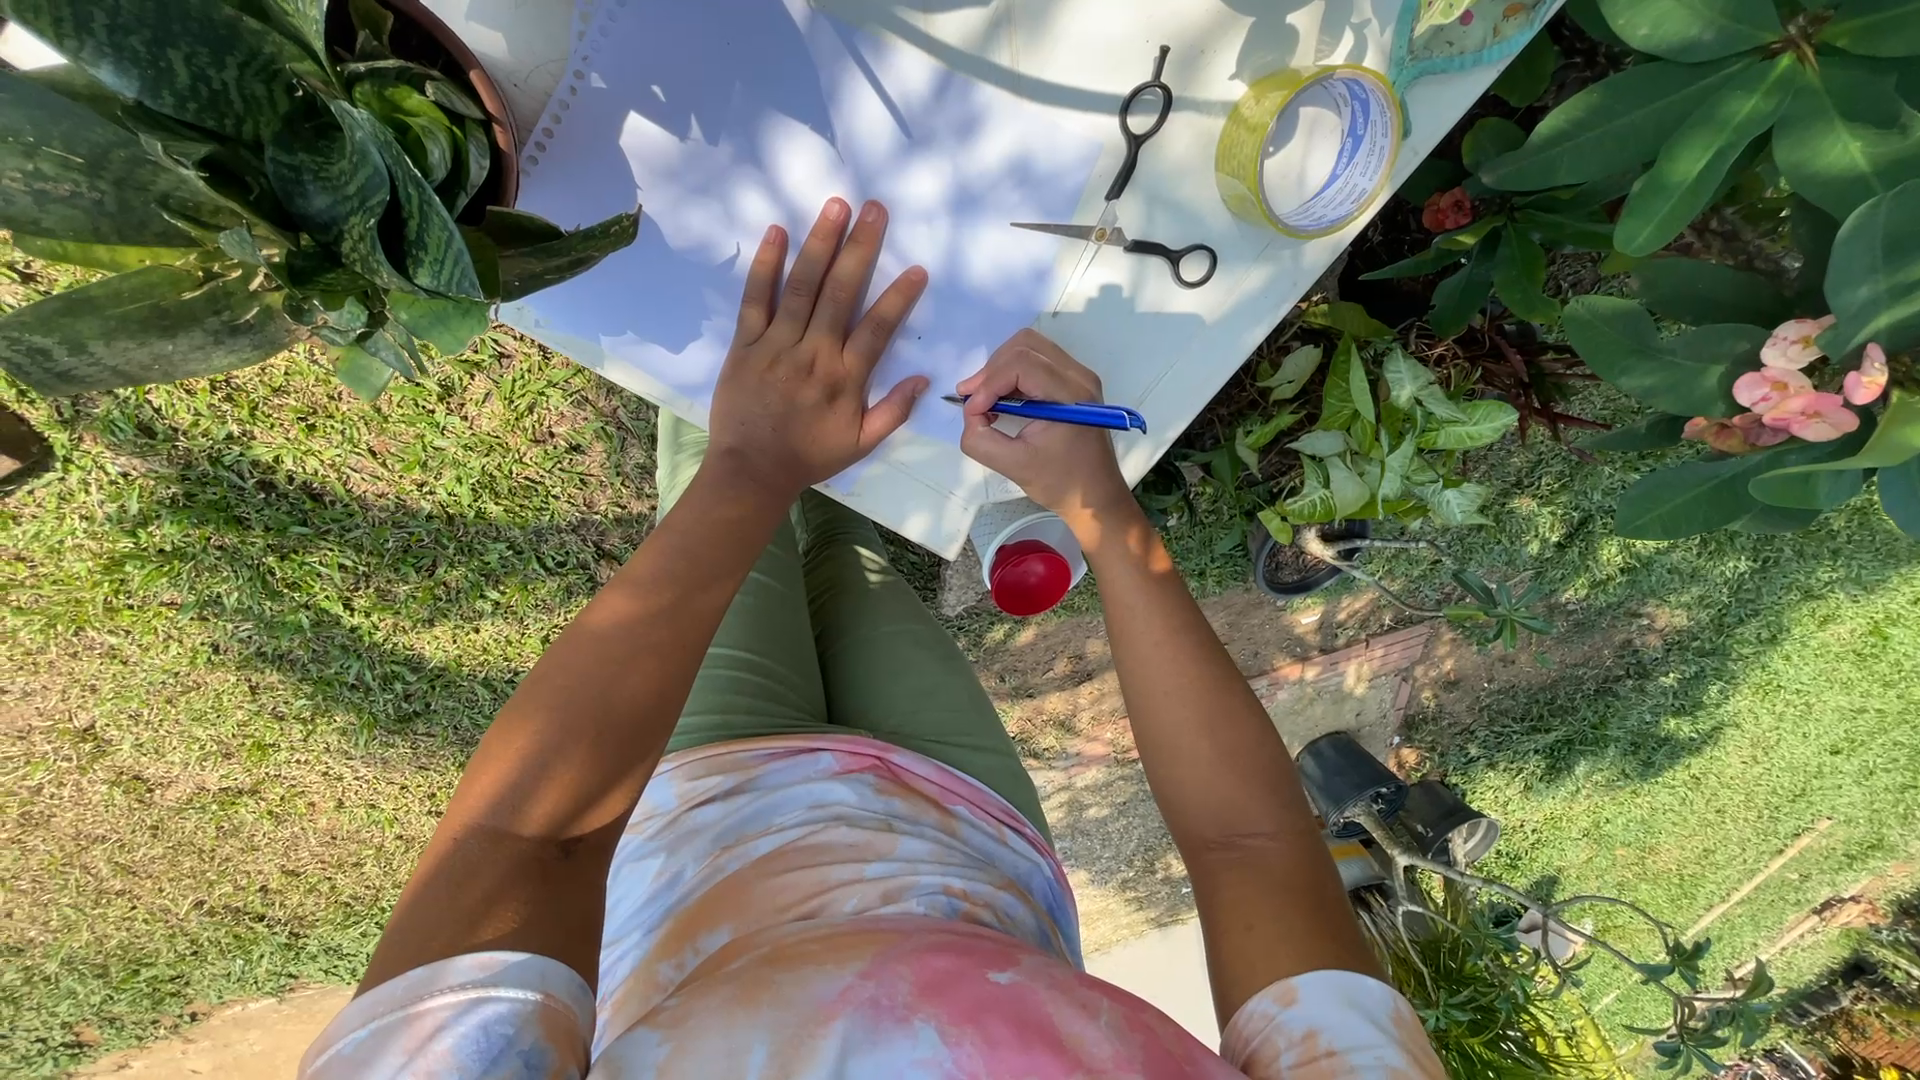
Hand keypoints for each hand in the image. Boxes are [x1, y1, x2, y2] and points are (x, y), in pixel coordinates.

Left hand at [706, 198, 929, 501]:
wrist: (751, 471)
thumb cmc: (809, 457)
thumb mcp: (860, 444)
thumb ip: (893, 412)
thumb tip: (922, 379)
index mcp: (844, 380)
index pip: (877, 329)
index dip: (898, 298)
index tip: (916, 268)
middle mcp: (813, 354)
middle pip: (840, 293)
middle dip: (860, 249)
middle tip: (875, 209)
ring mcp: (775, 346)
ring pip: (801, 287)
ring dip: (819, 244)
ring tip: (835, 206)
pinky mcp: (744, 344)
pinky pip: (754, 300)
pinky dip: (765, 266)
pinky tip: (777, 232)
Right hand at [957, 329, 1134, 531]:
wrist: (1096, 495)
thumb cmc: (1061, 483)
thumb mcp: (1014, 466)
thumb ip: (981, 440)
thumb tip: (970, 413)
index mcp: (1071, 395)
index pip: (1022, 364)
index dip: (989, 382)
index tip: (973, 410)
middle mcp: (1079, 376)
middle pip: (1025, 345)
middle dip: (992, 370)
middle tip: (974, 400)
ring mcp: (1079, 376)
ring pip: (1029, 348)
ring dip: (1000, 369)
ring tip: (986, 400)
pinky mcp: (1073, 382)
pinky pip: (1037, 361)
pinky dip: (1012, 375)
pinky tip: (1002, 400)